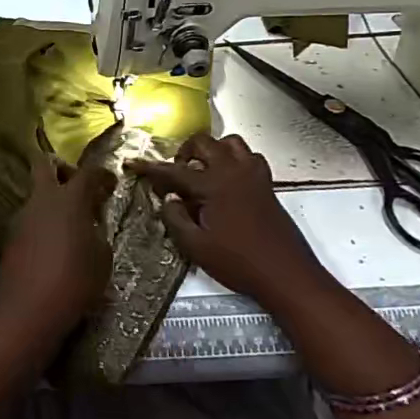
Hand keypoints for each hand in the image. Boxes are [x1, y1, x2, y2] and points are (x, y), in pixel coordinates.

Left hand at [0, 154, 114, 343]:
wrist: (28, 310)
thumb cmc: (74, 281)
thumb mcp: (102, 258)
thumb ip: (98, 233)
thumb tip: (90, 225)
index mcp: (69, 198)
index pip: (88, 172)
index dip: (102, 174)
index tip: (111, 182)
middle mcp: (42, 199)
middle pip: (46, 164)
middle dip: (63, 169)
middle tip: (78, 187)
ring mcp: (22, 215)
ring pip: (37, 194)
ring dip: (52, 201)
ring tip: (70, 226)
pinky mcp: (10, 235)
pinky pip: (30, 218)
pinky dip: (43, 223)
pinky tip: (54, 245)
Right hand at [130, 134, 331, 308]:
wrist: (287, 275)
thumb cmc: (239, 263)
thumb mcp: (196, 247)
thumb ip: (175, 218)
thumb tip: (169, 199)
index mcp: (212, 185)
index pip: (173, 171)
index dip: (149, 167)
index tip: (132, 163)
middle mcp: (233, 171)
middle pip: (204, 143)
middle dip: (184, 151)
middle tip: (177, 170)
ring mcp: (254, 175)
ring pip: (230, 143)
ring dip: (213, 150)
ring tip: (203, 169)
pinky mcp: (268, 185)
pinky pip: (250, 157)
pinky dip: (235, 159)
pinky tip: (229, 179)